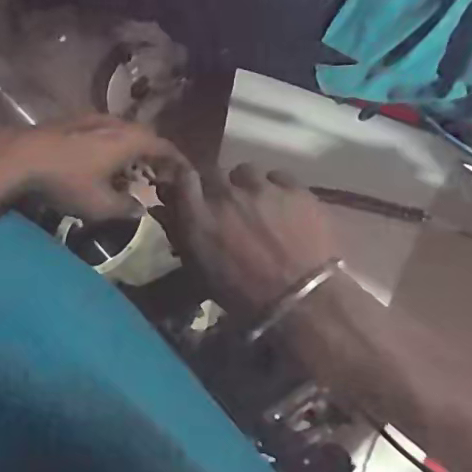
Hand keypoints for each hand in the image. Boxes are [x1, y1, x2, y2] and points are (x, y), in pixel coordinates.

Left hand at [0, 115, 183, 221]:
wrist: (20, 158)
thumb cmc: (67, 181)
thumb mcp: (100, 206)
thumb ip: (126, 208)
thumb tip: (140, 209)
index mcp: (129, 140)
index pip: (164, 147)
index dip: (177, 162)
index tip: (185, 175)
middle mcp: (116, 123)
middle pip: (144, 137)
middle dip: (154, 157)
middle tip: (157, 177)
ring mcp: (92, 118)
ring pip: (122, 134)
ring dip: (131, 153)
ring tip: (129, 175)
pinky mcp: (72, 121)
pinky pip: (104, 133)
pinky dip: (112, 148)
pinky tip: (101, 166)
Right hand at [153, 161, 340, 316]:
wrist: (304, 300)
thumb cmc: (246, 297)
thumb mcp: (201, 272)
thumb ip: (182, 235)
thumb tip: (167, 212)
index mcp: (198, 217)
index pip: (183, 177)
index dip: (187, 181)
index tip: (191, 190)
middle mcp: (226, 194)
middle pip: (215, 172)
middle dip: (217, 186)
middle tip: (227, 206)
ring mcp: (262, 188)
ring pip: (246, 171)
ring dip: (245, 184)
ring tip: (257, 203)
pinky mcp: (295, 189)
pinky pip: (277, 176)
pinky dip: (275, 186)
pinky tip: (282, 203)